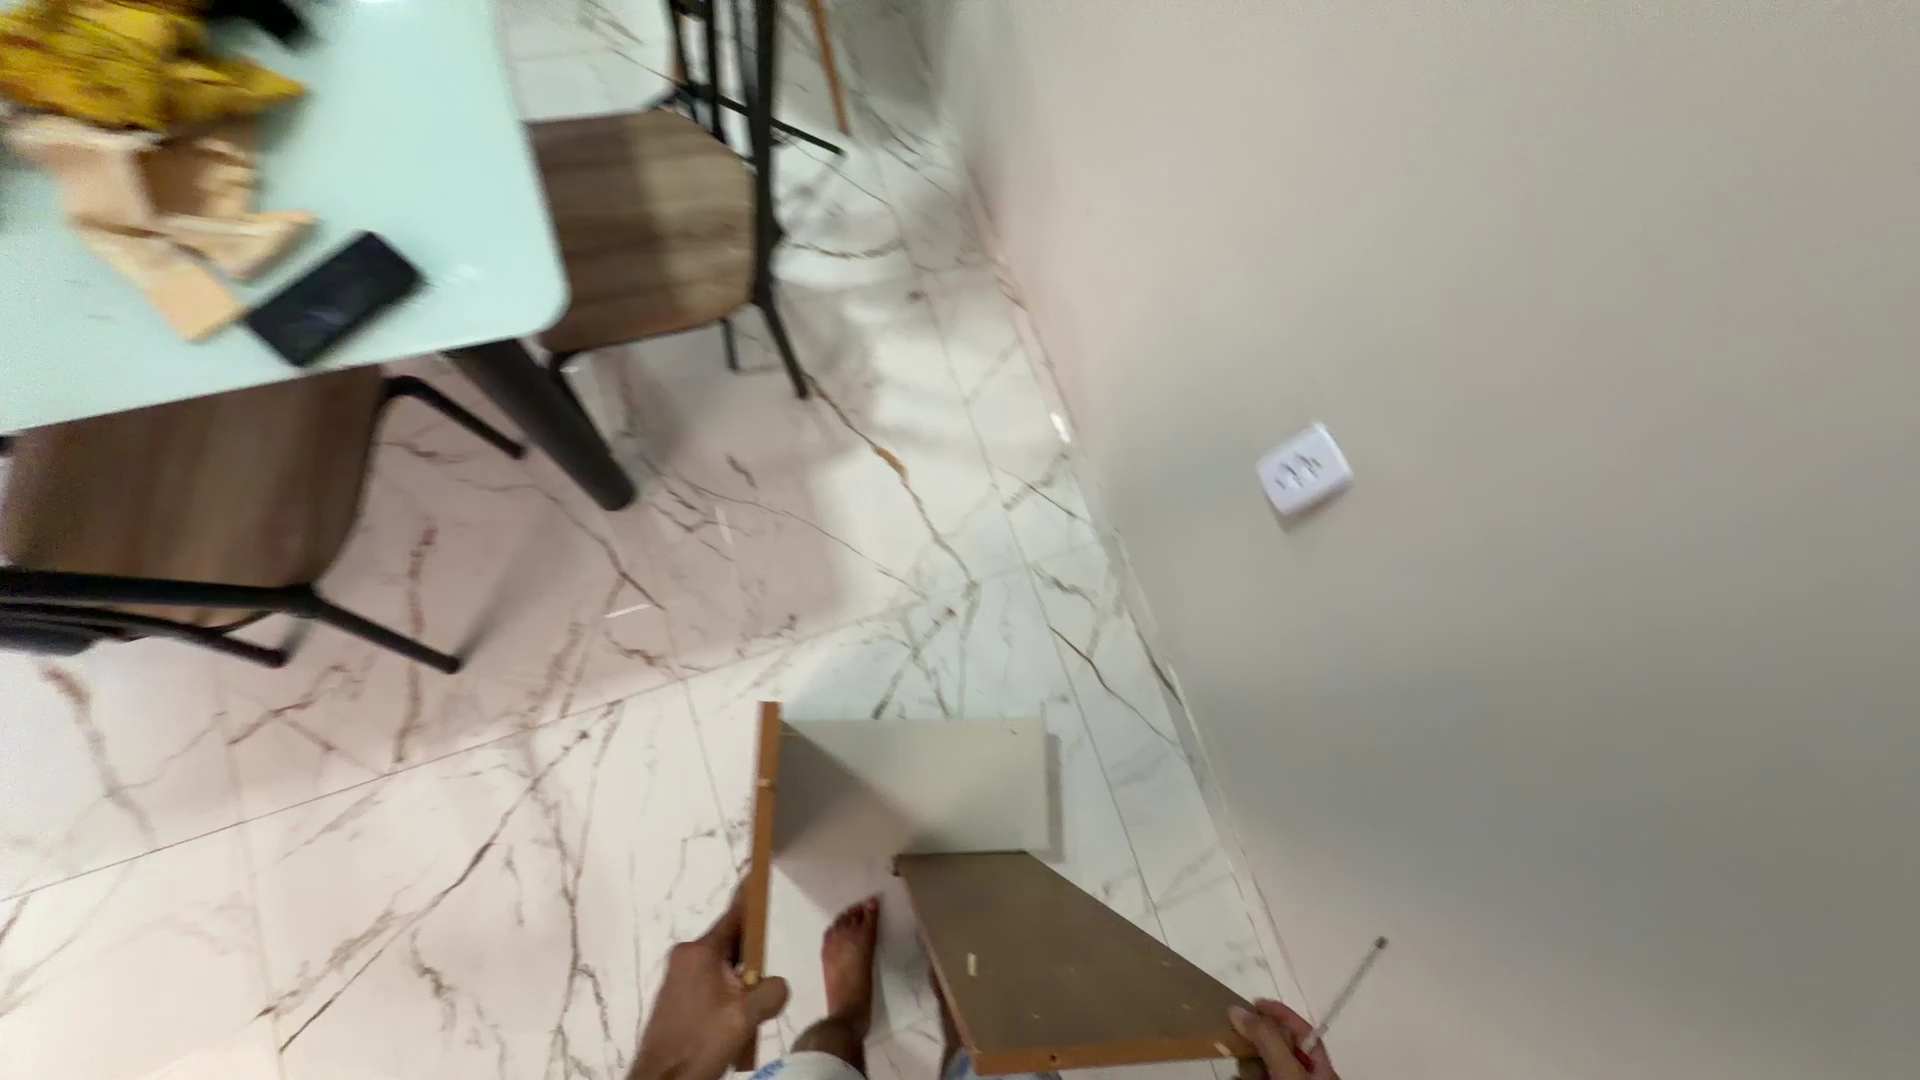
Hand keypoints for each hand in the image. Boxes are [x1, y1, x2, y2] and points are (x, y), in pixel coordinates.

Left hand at [628, 891, 790, 1079]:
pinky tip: (732, 1022)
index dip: (751, 895)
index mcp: (700, 952)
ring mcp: (677, 977)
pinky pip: (712, 982)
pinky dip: (727, 994)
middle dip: (751, 961)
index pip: (735, 914)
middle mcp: (686, 956)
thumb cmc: (699, 1046)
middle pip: (732, 943)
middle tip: (762, 987)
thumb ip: (772, 991)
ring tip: (746, 1015)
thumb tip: (777, 985)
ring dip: (739, 983)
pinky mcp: (675, 998)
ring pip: (723, 966)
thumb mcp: (745, 1017)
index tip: (759, 871)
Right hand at [1229, 999, 1339, 1079]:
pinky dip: (1247, 1075)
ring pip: (1269, 1065)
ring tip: (1230, 1051)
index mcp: (1322, 1066)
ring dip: (1248, 1057)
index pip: (1302, 1029)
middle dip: (1257, 1036)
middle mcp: (1311, 1077)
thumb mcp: (1287, 1069)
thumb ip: (1267, 1039)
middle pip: (1282, 1046)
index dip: (1279, 1012)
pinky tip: (1234, 1074)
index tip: (1253, 1002)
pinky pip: (1261, 1078)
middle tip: (1236, 1030)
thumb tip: (1236, 1008)